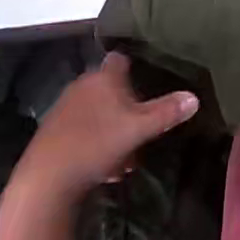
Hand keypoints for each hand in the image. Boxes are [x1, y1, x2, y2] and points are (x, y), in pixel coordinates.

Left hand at [10, 52, 199, 204]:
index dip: (135, 66)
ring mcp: (64, 108)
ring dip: (111, 127)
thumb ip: (166, 112)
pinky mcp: (52, 131)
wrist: (45, 180)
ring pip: (97, 111)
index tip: (148, 77)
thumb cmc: (96, 145)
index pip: (121, 59)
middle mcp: (82, 85)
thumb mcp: (139, 130)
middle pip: (110, 87)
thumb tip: (194, 97)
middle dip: (126, 105)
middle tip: (142, 126)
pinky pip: (82, 128)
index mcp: (103, 77)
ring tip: (125, 154)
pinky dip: (95, 140)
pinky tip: (103, 166)